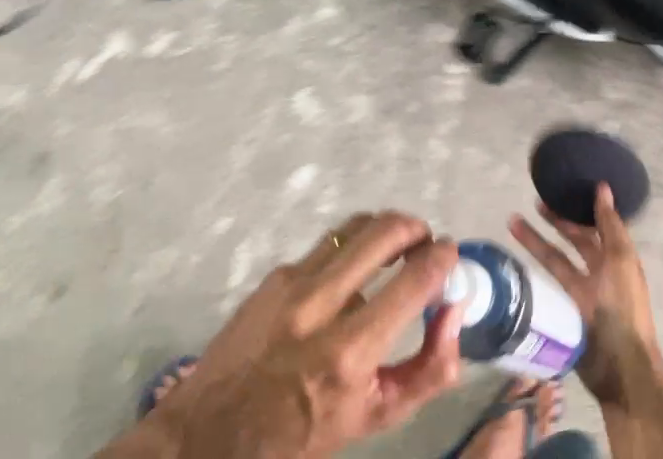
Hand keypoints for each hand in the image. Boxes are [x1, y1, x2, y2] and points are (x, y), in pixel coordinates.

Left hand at [138, 211, 463, 458]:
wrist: (209, 435)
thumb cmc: (300, 434)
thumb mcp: (377, 418)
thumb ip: (429, 368)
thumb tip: (453, 311)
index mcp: (350, 352)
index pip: (414, 280)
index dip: (443, 258)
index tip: (451, 255)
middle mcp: (320, 307)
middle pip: (384, 232)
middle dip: (417, 229)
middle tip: (426, 243)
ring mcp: (290, 285)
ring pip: (354, 227)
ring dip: (385, 229)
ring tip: (395, 247)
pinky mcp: (272, 277)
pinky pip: (325, 248)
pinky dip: (350, 252)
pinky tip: (348, 278)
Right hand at [509, 184, 658, 409]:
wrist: (618, 365)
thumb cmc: (624, 307)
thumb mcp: (620, 260)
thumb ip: (610, 225)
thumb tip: (603, 187)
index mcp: (617, 257)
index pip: (598, 224)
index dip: (583, 206)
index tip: (565, 188)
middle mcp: (600, 272)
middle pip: (575, 240)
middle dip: (556, 221)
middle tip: (534, 202)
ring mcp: (581, 293)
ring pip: (556, 260)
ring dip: (535, 242)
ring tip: (512, 222)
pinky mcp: (564, 311)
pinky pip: (547, 286)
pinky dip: (532, 273)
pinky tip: (515, 261)